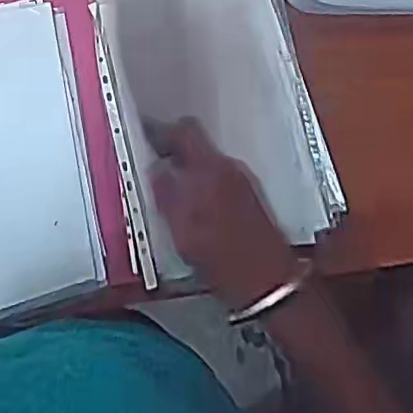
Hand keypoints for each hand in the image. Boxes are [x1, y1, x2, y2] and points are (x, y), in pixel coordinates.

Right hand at [148, 117, 300, 309]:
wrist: (268, 281)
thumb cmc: (223, 260)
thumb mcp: (182, 231)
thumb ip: (166, 194)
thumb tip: (155, 170)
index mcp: (210, 169)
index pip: (184, 130)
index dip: (161, 130)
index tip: (144, 134)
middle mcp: (230, 167)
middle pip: (197, 142)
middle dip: (173, 148)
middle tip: (153, 160)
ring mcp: (243, 179)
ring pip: (208, 159)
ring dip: (188, 165)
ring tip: (169, 184)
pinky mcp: (250, 193)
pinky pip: (219, 173)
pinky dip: (202, 178)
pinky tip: (192, 201)